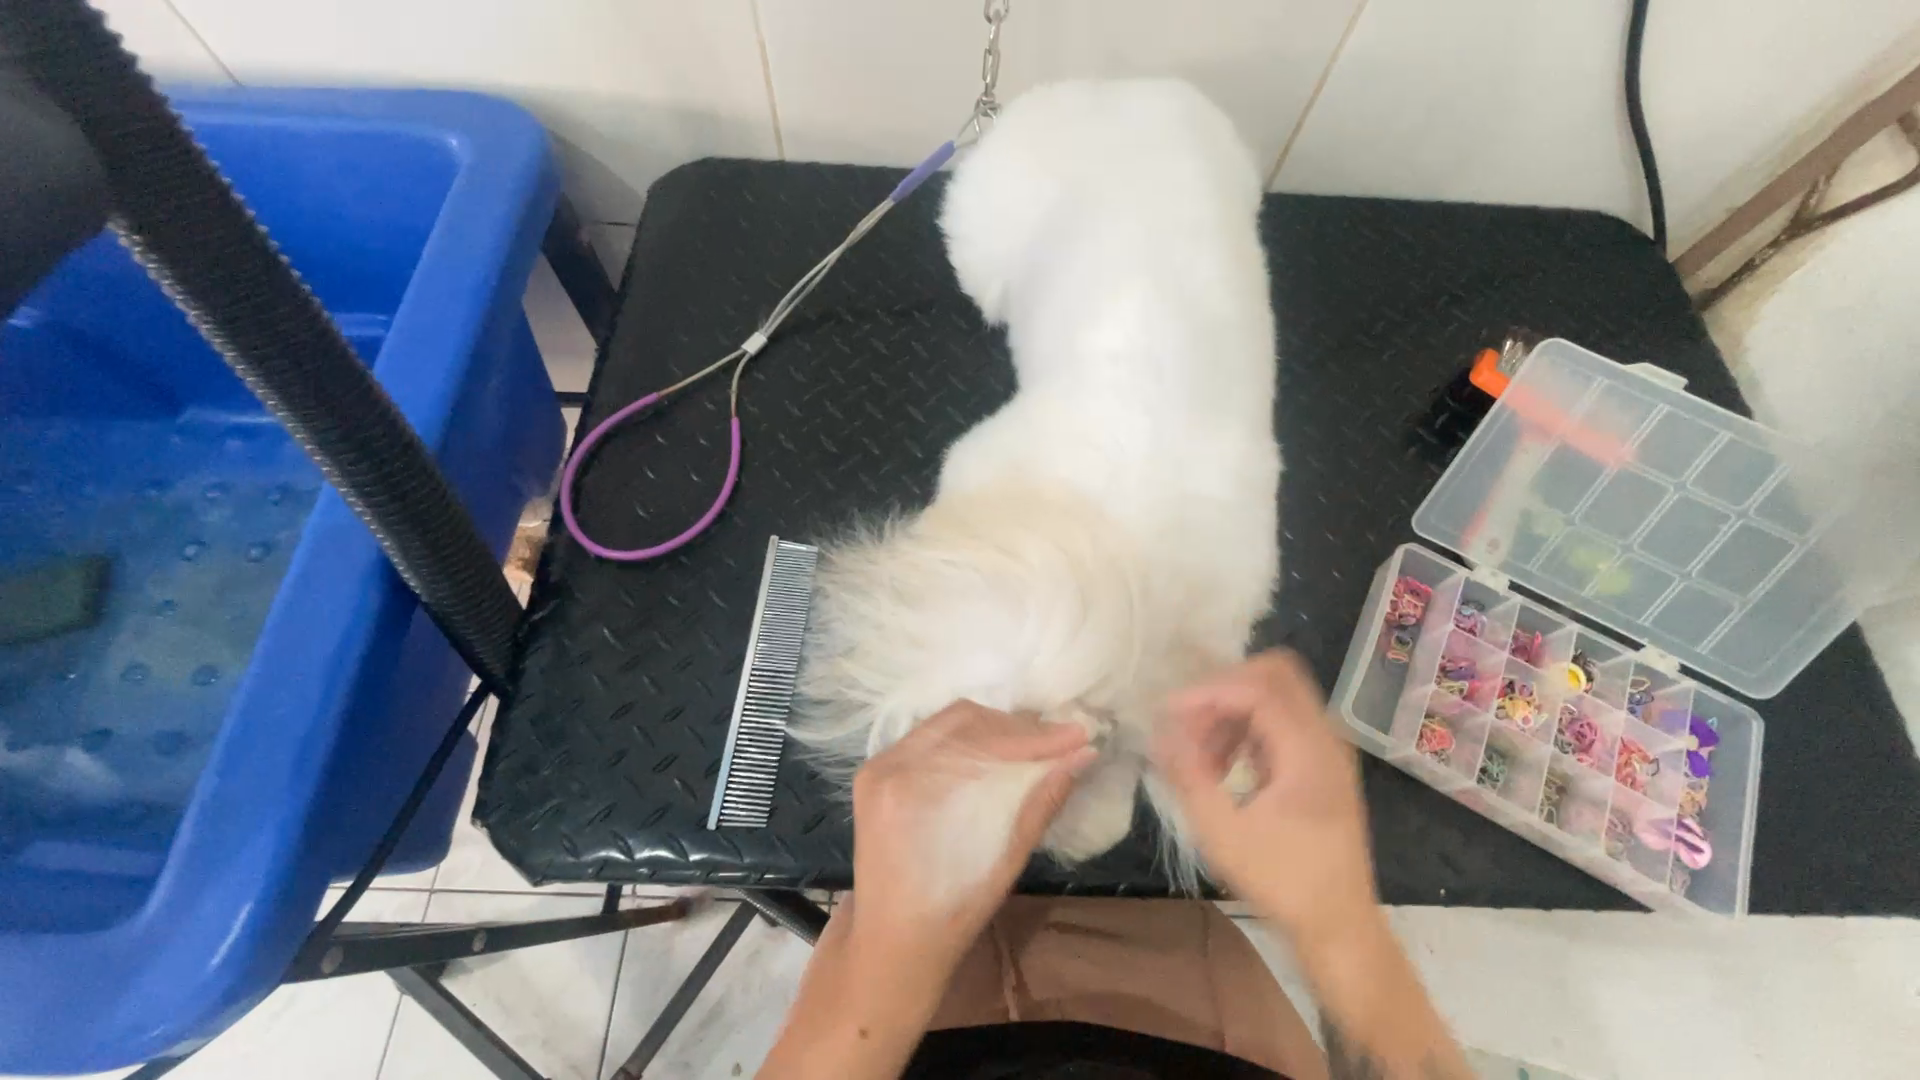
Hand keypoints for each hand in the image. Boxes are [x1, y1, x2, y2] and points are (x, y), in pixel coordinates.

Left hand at [842, 700, 1096, 976]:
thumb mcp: (1003, 862)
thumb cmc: (949, 914)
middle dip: (1017, 728)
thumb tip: (1082, 755)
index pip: (979, 739)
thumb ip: (1039, 802)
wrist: (892, 944)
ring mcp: (878, 766)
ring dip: (996, 731)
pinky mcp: (878, 772)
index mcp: (908, 788)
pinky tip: (999, 754)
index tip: (1078, 736)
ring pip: (947, 725)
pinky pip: (931, 740)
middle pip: (962, 720)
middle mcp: (887, 765)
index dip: (1033, 736)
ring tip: (1037, 745)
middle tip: (1061, 740)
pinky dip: (970, 742)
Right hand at [1154, 650, 1378, 944]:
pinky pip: (1278, 721)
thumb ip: (1189, 776)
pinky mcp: (1318, 764)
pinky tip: (1221, 767)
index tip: (1169, 713)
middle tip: (1188, 723)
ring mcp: (1325, 749)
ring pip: (1274, 696)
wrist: (1339, 927)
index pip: (1257, 688)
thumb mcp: (1223, 834)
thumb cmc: (1282, 883)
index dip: (1208, 692)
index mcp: (1309, 751)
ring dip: (1230, 712)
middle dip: (1222, 690)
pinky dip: (1244, 729)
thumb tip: (1158, 733)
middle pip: (1273, 674)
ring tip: (1199, 755)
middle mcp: (1325, 738)